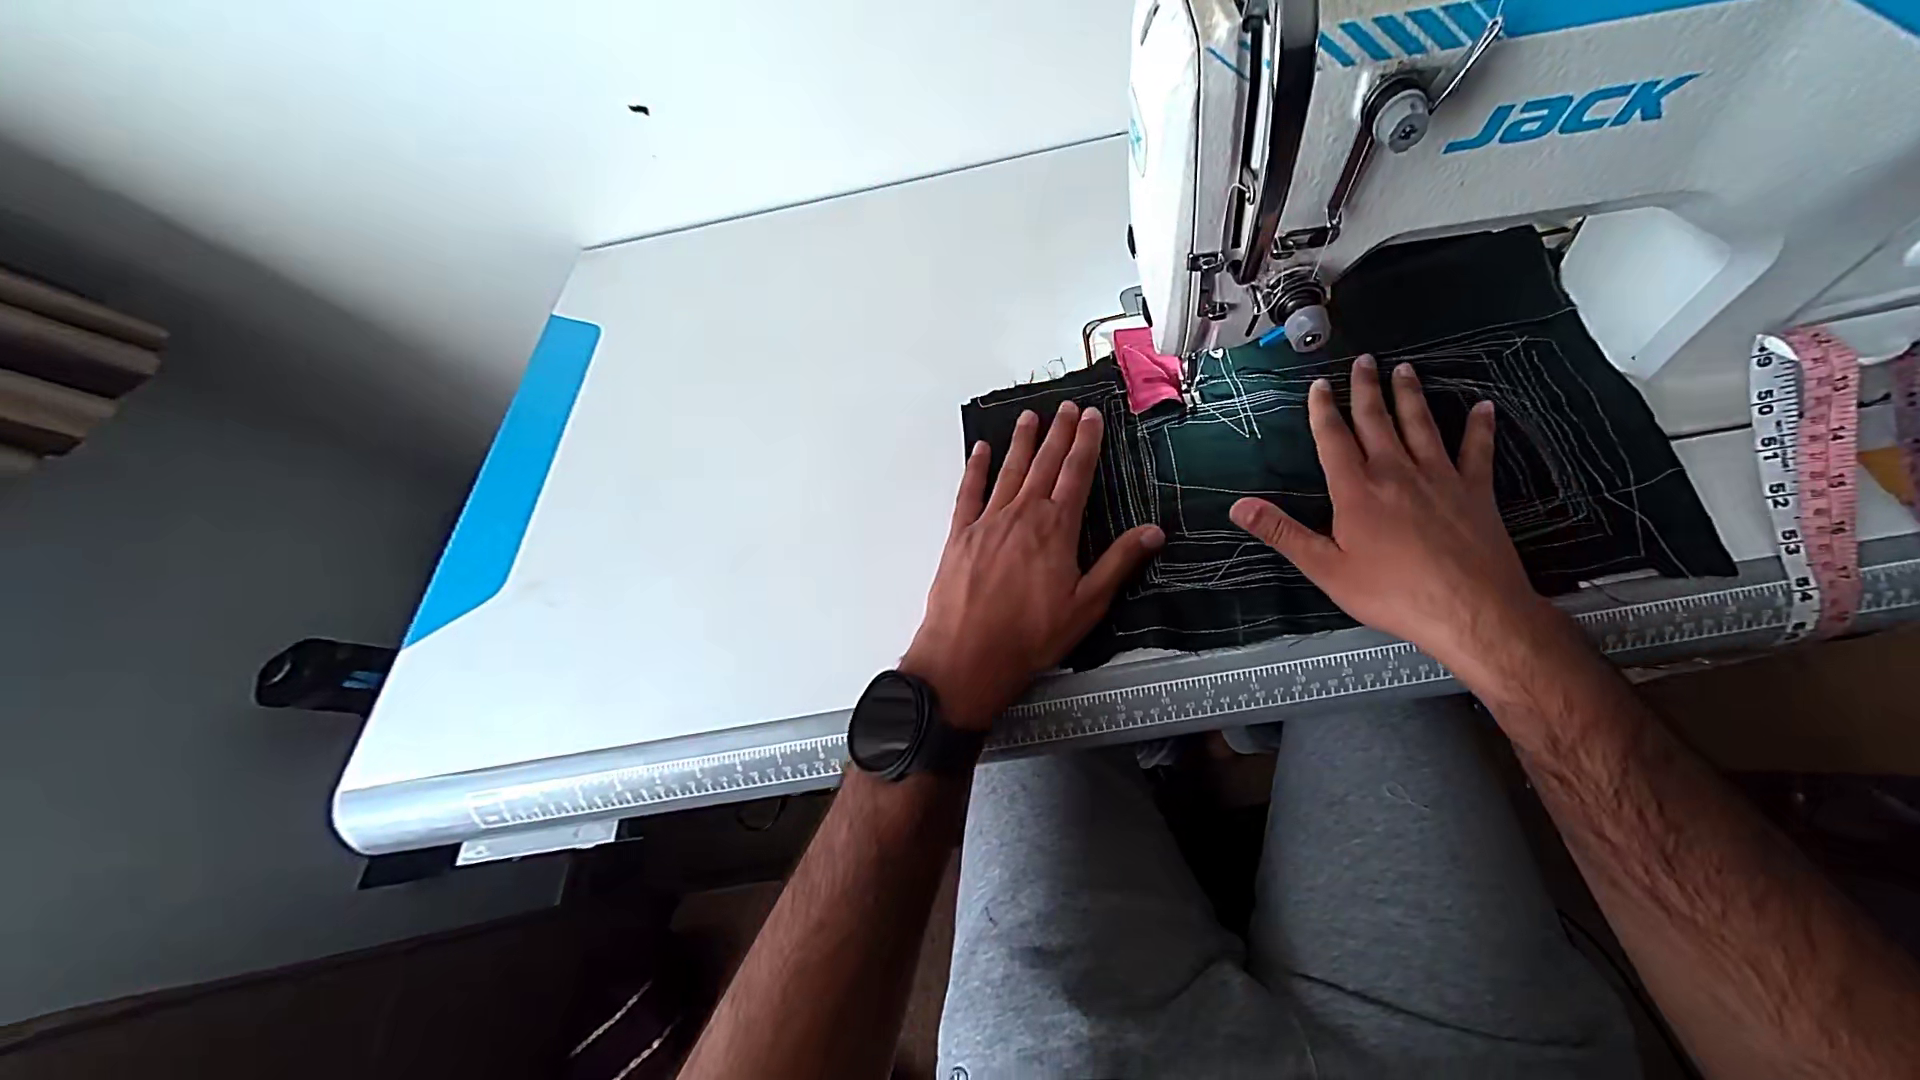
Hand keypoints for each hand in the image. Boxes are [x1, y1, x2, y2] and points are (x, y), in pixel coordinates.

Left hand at [902, 401, 1164, 730]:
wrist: (967, 656)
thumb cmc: (1029, 636)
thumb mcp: (1086, 605)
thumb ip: (1118, 563)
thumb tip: (1152, 532)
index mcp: (1056, 529)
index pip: (1076, 474)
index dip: (1086, 443)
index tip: (1091, 417)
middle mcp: (1021, 516)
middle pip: (1044, 465)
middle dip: (1058, 433)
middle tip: (1067, 407)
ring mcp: (987, 522)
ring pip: (1009, 471)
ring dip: (1022, 442)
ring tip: (1030, 416)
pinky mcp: (959, 535)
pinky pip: (969, 492)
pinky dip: (976, 469)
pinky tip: (982, 451)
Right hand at [1228, 356, 1565, 680]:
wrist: (1471, 611)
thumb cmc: (1392, 592)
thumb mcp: (1325, 567)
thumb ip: (1282, 532)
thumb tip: (1240, 507)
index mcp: (1358, 491)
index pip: (1335, 440)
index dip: (1324, 411)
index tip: (1320, 386)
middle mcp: (1398, 474)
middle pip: (1378, 421)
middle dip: (1366, 389)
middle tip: (1364, 362)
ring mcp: (1441, 478)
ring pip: (1422, 425)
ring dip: (1411, 396)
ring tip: (1405, 371)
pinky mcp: (1475, 492)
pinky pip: (1476, 450)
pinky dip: (1478, 427)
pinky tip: (1481, 407)